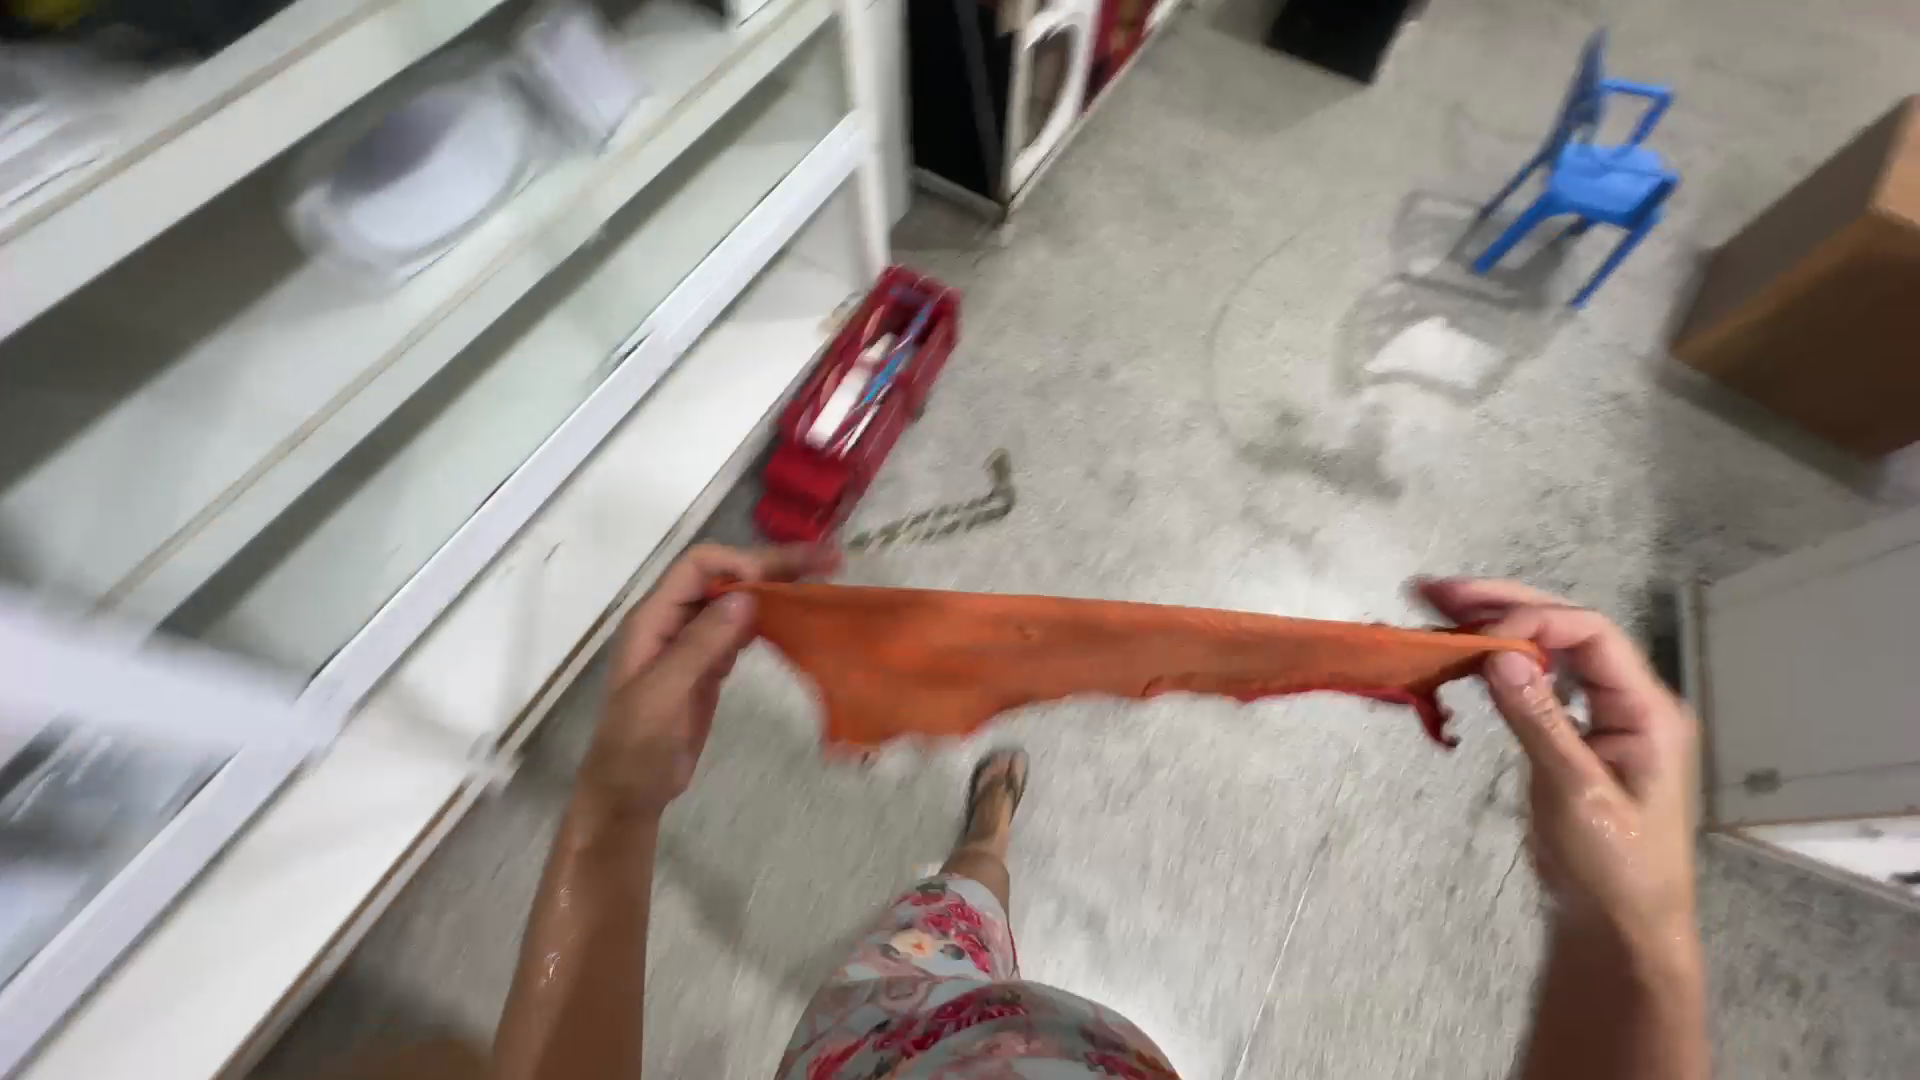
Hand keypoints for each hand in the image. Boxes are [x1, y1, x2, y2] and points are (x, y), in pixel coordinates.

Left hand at [578, 543, 837, 818]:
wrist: (629, 794)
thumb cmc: (635, 747)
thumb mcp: (662, 695)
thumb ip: (700, 645)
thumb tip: (746, 597)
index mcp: (654, 618)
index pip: (700, 566)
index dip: (742, 563)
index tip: (783, 580)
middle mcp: (676, 619)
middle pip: (727, 576)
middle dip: (774, 564)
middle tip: (828, 559)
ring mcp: (695, 642)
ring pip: (741, 600)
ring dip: (780, 587)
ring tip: (823, 580)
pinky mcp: (714, 664)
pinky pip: (746, 630)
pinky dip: (774, 619)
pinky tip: (800, 618)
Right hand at [1419, 579, 1699, 948]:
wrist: (1617, 917)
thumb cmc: (1613, 861)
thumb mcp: (1576, 790)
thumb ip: (1541, 720)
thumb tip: (1501, 654)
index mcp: (1645, 709)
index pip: (1590, 634)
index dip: (1532, 620)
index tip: (1476, 634)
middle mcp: (1623, 699)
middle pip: (1564, 628)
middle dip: (1501, 602)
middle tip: (1436, 590)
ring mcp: (1594, 712)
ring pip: (1543, 647)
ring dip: (1490, 622)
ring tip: (1433, 604)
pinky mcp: (1565, 728)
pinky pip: (1529, 676)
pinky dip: (1490, 657)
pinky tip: (1457, 649)